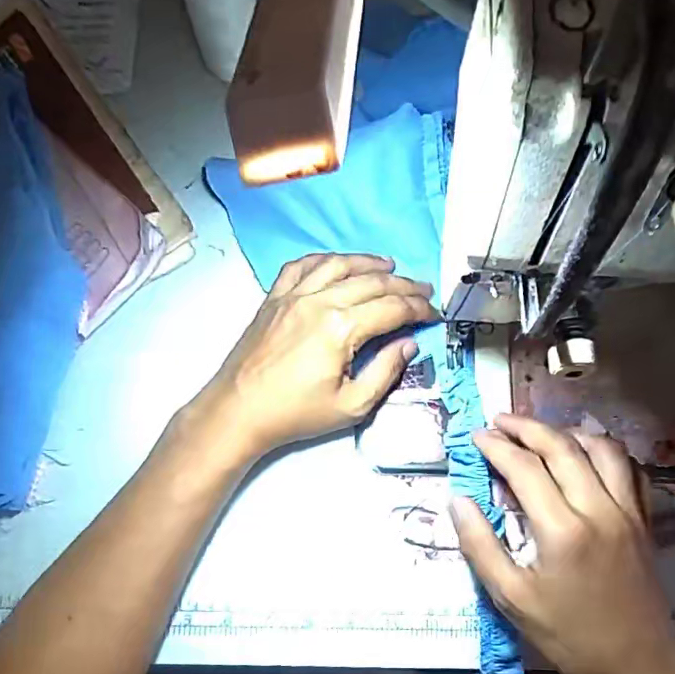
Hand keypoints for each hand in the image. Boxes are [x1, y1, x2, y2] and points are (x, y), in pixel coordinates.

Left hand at [184, 254, 437, 458]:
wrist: (239, 410)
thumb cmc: (297, 414)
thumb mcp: (352, 406)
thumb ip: (385, 372)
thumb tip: (408, 345)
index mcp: (341, 328)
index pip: (392, 308)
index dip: (419, 310)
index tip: (435, 314)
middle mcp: (319, 301)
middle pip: (372, 282)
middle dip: (404, 285)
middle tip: (424, 290)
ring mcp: (293, 295)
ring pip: (339, 265)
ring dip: (369, 263)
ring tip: (390, 265)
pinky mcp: (274, 297)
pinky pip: (303, 265)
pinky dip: (327, 260)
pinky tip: (340, 263)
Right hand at [449, 414, 674, 673]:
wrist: (636, 661)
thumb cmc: (569, 636)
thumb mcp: (513, 600)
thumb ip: (481, 547)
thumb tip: (457, 502)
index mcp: (562, 530)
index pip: (524, 468)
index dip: (496, 447)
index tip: (477, 436)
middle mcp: (599, 508)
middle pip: (563, 446)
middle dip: (528, 427)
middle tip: (501, 421)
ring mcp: (628, 510)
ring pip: (602, 448)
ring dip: (569, 431)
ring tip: (543, 432)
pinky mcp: (645, 518)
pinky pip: (630, 468)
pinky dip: (607, 451)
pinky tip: (590, 454)